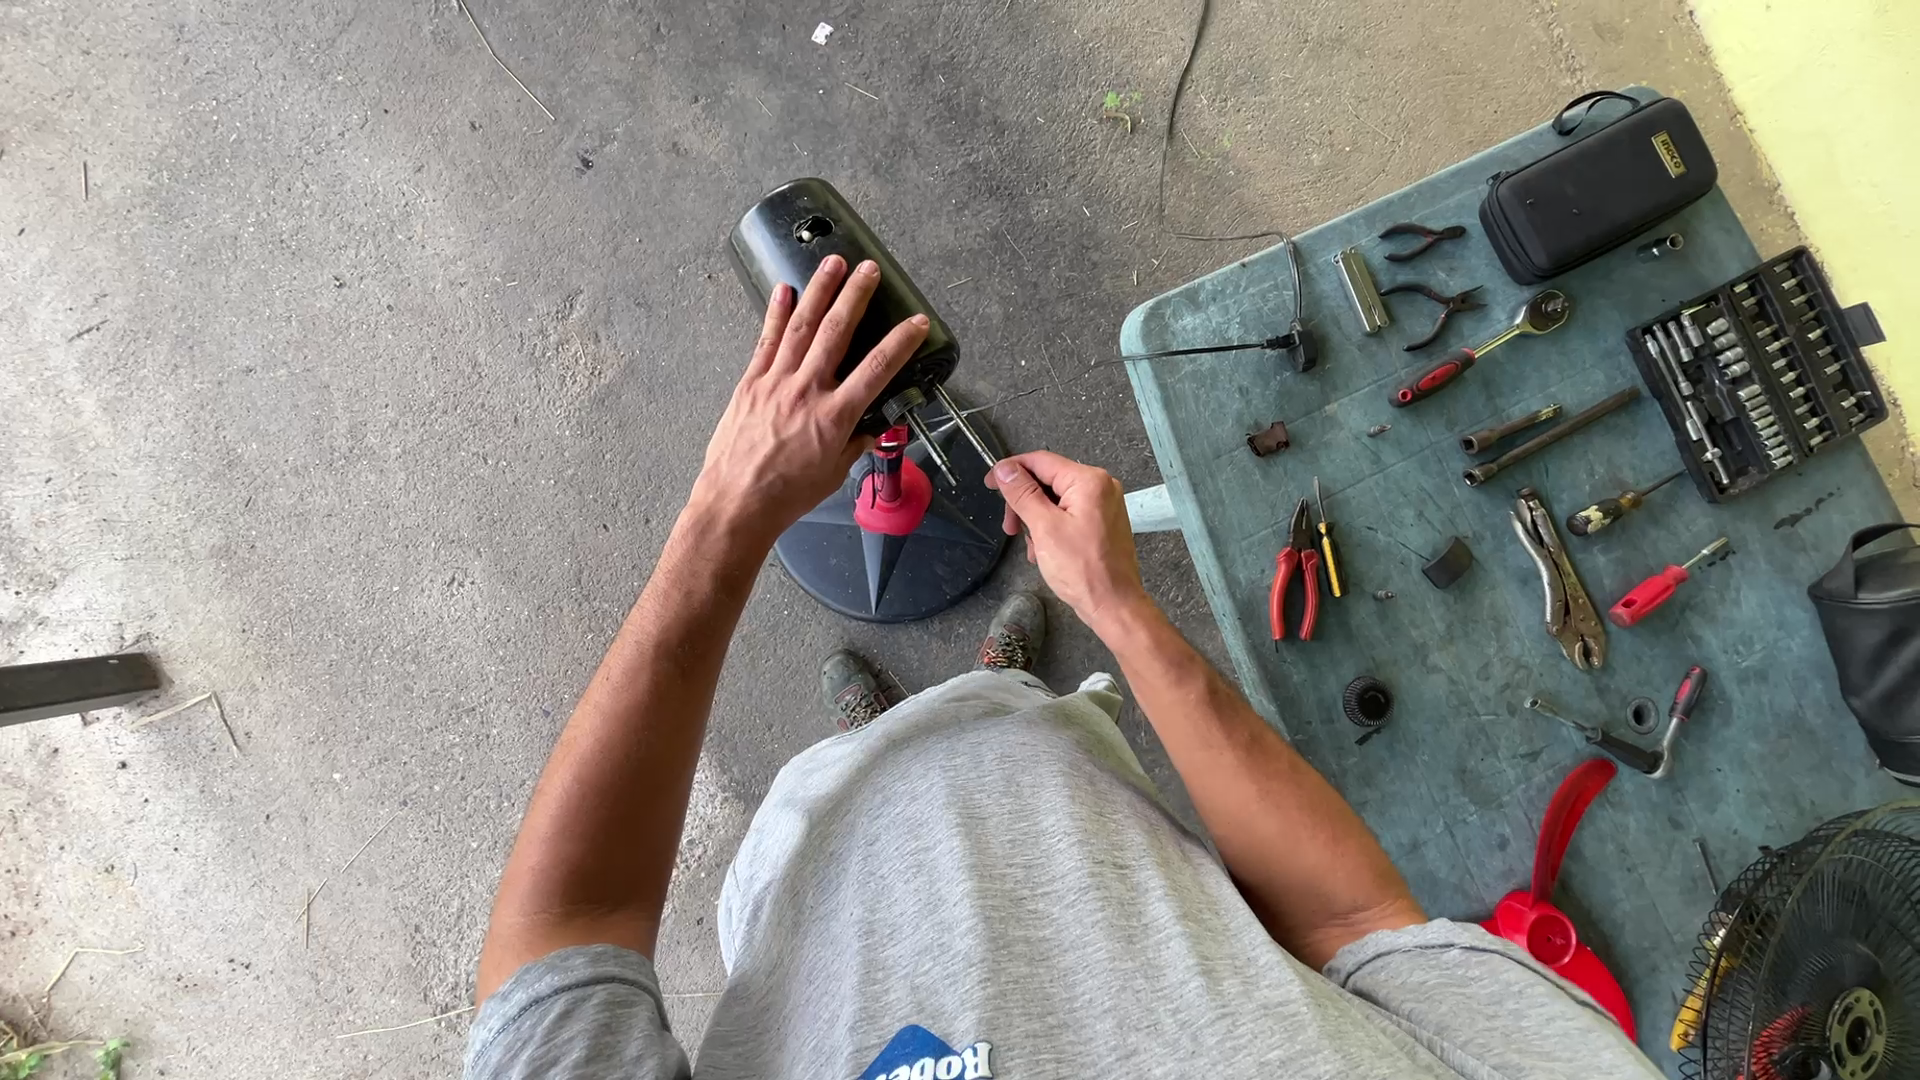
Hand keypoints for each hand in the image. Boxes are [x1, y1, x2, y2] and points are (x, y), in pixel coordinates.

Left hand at [689, 255, 928, 546]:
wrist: (738, 502)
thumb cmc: (788, 494)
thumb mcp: (835, 472)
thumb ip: (856, 442)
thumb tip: (872, 428)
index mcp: (836, 416)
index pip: (878, 368)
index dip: (901, 342)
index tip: (916, 322)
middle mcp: (808, 390)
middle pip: (837, 332)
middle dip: (856, 295)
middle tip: (869, 269)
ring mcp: (776, 382)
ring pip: (801, 326)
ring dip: (819, 291)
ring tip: (832, 263)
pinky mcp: (751, 383)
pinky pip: (766, 341)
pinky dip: (776, 313)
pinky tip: (784, 291)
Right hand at [986, 451, 1152, 632]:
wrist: (1113, 605)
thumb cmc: (1084, 571)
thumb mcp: (1044, 528)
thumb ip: (1022, 494)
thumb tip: (1005, 470)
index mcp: (1089, 481)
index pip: (1040, 461)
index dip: (1010, 470)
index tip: (990, 482)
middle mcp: (1100, 487)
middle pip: (1047, 480)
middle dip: (1024, 503)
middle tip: (1009, 526)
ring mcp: (1103, 505)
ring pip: (1055, 500)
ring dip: (1036, 520)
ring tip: (1032, 546)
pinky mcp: (1102, 522)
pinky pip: (1067, 514)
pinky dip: (1050, 528)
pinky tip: (1044, 550)